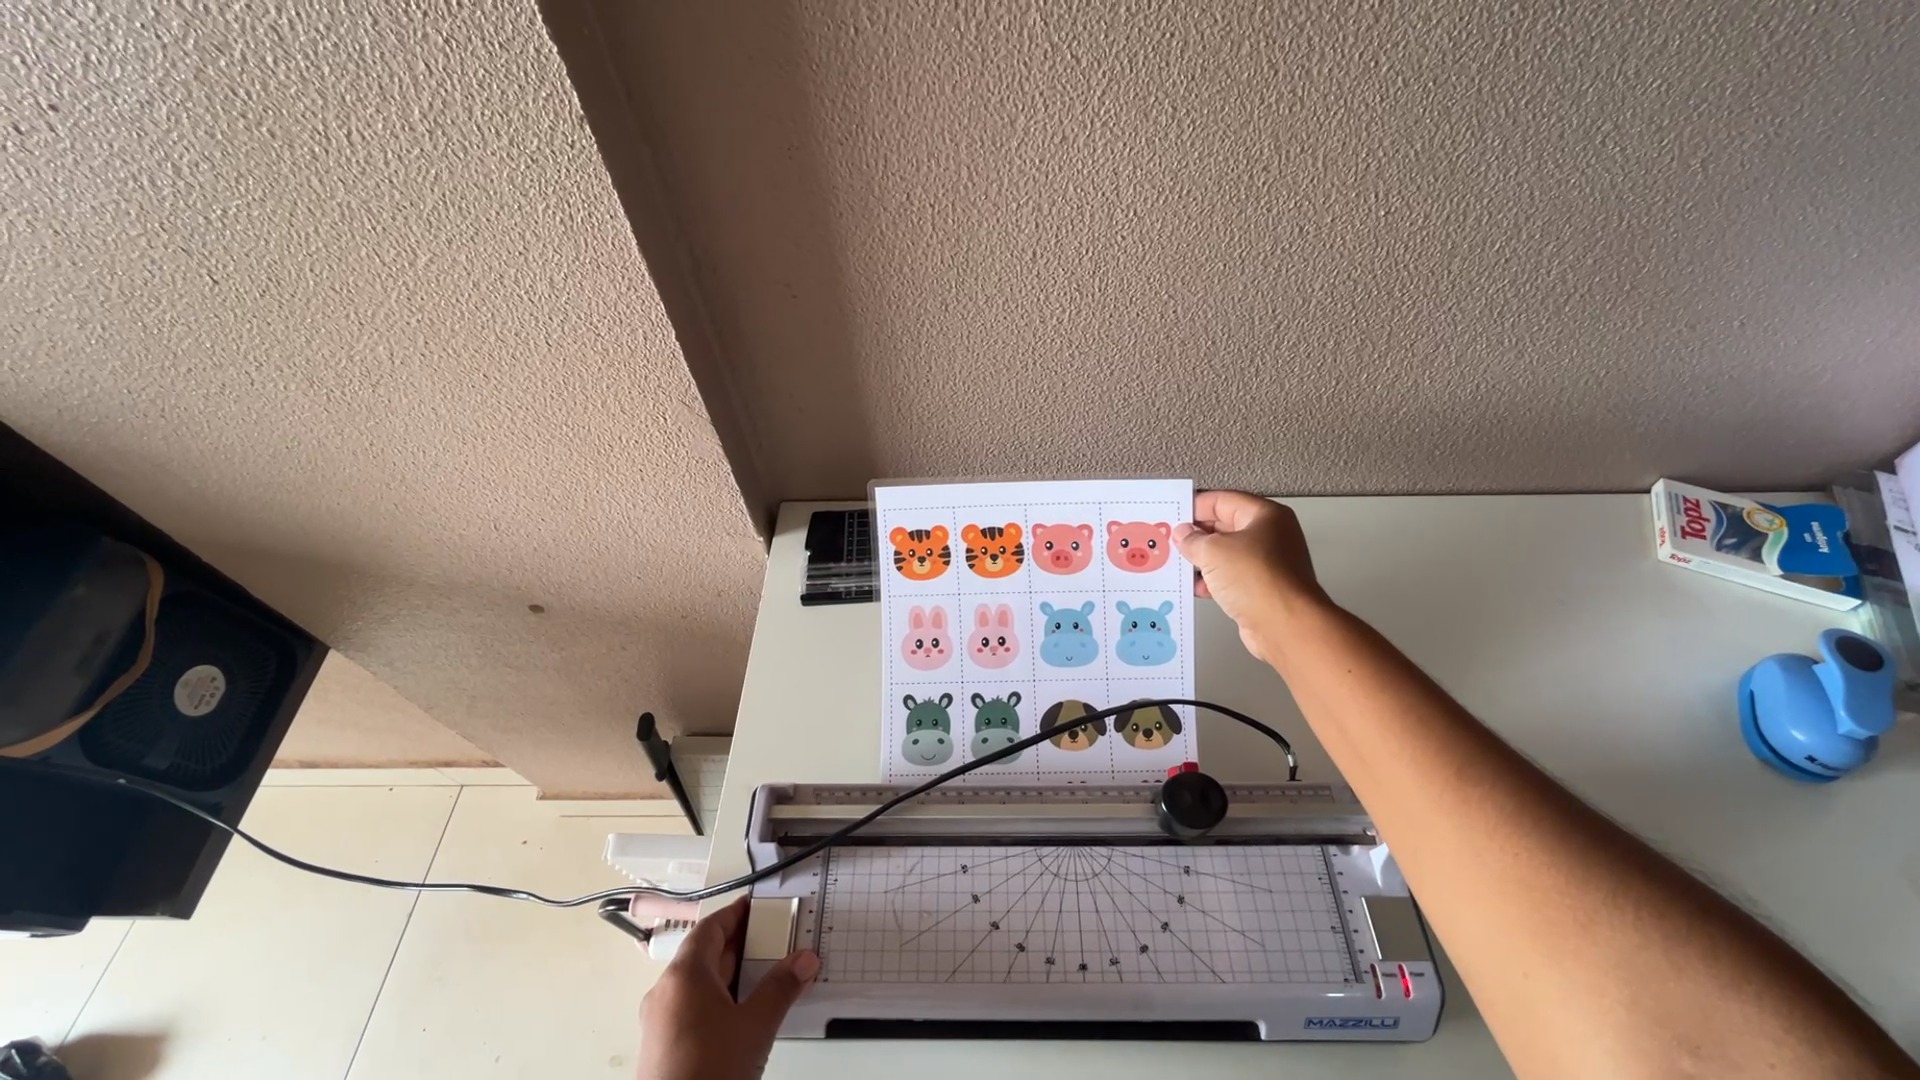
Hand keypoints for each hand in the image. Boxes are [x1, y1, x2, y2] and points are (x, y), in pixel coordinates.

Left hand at [636, 896, 818, 1079]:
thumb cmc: (709, 1072)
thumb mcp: (755, 1026)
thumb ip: (782, 988)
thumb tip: (804, 960)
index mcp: (683, 976)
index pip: (709, 928)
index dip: (734, 915)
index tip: (753, 906)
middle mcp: (665, 993)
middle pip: (703, 954)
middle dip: (737, 945)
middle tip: (769, 938)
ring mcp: (659, 1022)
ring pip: (698, 983)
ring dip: (729, 975)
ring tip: (763, 975)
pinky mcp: (662, 1048)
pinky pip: (692, 1007)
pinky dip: (717, 999)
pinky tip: (740, 1014)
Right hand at [1174, 490, 1327, 660]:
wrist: (1285, 626)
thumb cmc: (1261, 582)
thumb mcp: (1214, 551)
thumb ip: (1193, 539)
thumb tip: (1184, 534)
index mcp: (1266, 516)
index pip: (1223, 500)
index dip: (1196, 507)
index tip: (1175, 516)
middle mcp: (1271, 536)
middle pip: (1225, 527)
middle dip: (1198, 536)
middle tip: (1174, 541)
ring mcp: (1268, 564)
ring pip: (1227, 555)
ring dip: (1203, 561)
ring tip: (1182, 565)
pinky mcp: (1262, 588)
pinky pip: (1231, 578)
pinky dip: (1213, 581)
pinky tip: (1198, 588)